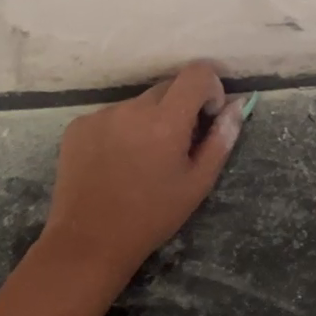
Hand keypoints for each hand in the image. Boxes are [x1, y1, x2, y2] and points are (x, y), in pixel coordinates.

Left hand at [37, 62, 252, 278]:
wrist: (88, 242)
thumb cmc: (152, 216)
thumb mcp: (198, 183)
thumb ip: (221, 139)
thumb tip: (237, 105)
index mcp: (166, 121)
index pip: (197, 73)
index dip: (210, 87)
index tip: (207, 115)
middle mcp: (132, 108)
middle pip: (167, 87)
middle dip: (180, 108)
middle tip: (175, 147)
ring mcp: (101, 115)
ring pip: (139, 104)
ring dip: (149, 120)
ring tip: (141, 160)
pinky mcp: (78, 126)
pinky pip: (111, 116)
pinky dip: (121, 130)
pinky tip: (115, 162)